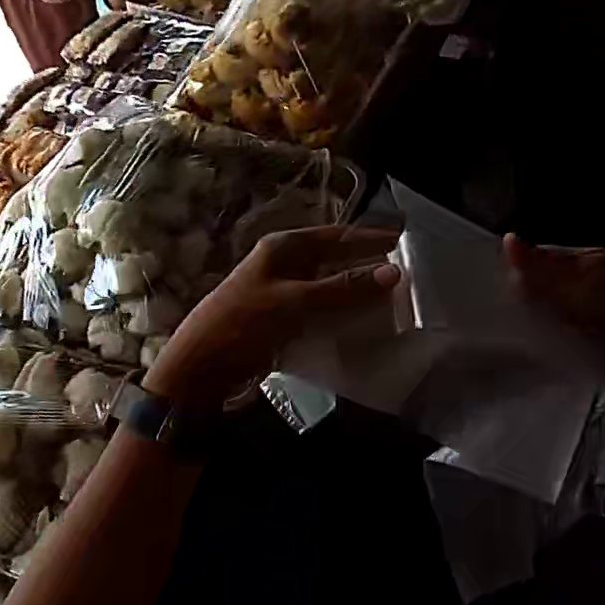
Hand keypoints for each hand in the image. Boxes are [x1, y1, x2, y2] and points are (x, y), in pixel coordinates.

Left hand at [147, 226, 400, 407]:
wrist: (200, 368)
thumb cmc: (243, 324)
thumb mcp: (295, 302)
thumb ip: (342, 287)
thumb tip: (392, 272)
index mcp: (283, 248)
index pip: (336, 236)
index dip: (369, 238)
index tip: (403, 242)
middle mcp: (282, 265)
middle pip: (332, 260)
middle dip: (365, 266)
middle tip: (404, 275)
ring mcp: (279, 294)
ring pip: (326, 287)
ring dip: (353, 293)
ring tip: (390, 301)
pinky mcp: (279, 321)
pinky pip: (317, 312)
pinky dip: (338, 315)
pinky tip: (358, 325)